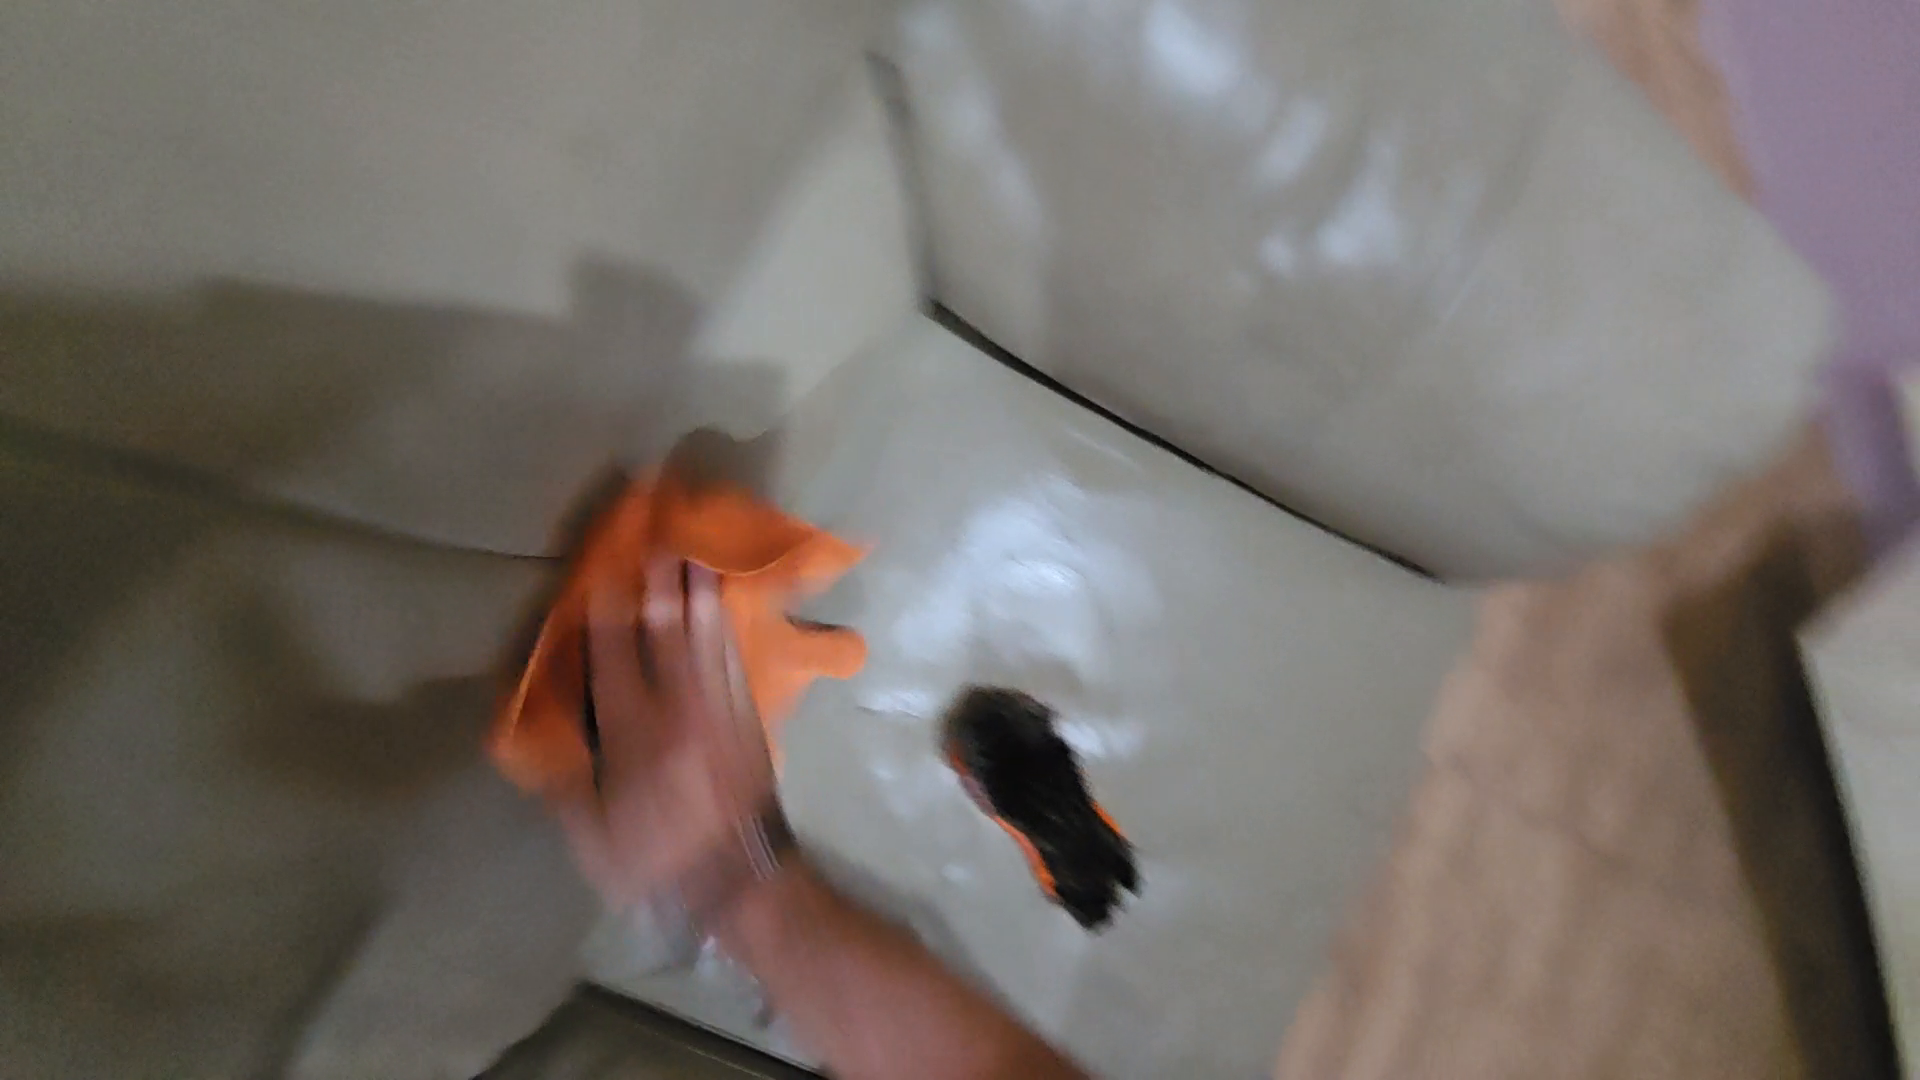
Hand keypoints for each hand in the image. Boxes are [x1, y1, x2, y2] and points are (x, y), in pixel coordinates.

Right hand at [552, 557, 777, 911]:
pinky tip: (721, 601)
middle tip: (656, 538)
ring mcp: (719, 705)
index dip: (607, 610)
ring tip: (693, 551)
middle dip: (658, 582)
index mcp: (634, 733)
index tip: (602, 570)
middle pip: (665, 631)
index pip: (614, 656)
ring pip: (706, 634)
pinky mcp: (747, 711)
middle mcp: (680, 707)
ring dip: (697, 590)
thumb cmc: (659, 861)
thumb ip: (566, 780)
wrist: (741, 875)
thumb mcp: (592, 836)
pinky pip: (732, 655)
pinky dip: (725, 622)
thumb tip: (541, 732)